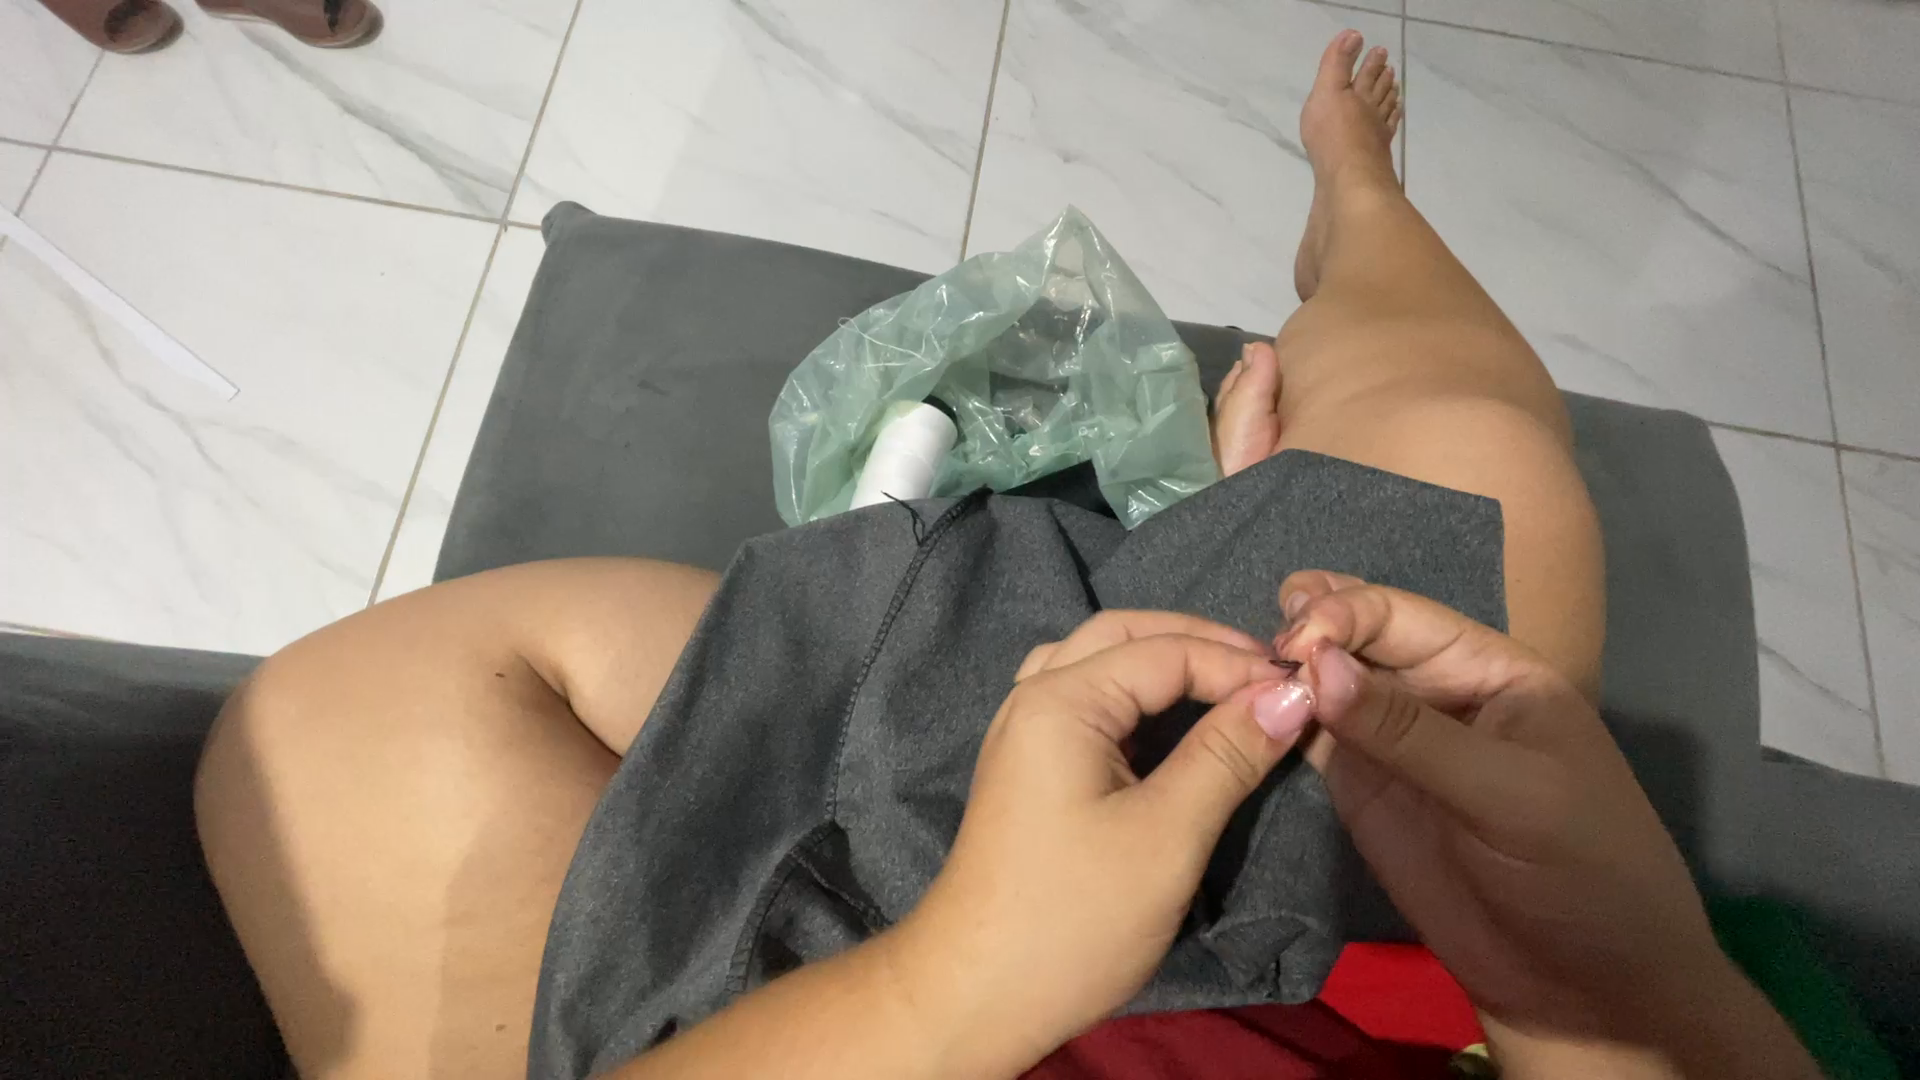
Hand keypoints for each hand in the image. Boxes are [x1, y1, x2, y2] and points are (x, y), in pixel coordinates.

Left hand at [890, 611, 1318, 1068]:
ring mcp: (1023, 725)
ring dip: (1159, 656)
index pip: (1163, 651)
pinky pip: (1081, 694)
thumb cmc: (1074, 914)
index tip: (1303, 688)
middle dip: (1196, 643)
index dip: (1236, 664)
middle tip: (1264, 672)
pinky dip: (1129, 689)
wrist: (977, 987)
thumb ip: (1226, 754)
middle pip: (1122, 634)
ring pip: (1097, 658)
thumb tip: (1289, 693)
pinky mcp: (1026, 758)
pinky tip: (1159, 714)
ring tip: (1221, 680)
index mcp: (1060, 698)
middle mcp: (1033, 693)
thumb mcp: (1166, 835)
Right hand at [1273, 572, 1775, 1052]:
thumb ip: (1408, 731)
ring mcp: (1386, 732)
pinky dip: (1276, 712)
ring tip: (1242, 659)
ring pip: (1324, 678)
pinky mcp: (1354, 774)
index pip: (1399, 615)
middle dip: (1308, 622)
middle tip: (1268, 637)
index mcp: (1485, 668)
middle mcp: (1429, 687)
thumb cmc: (1579, 875)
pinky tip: (1247, 701)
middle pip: (1355, 634)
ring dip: (1285, 664)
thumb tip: (1316, 665)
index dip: (1344, 614)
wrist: (1576, 988)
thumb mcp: (1510, 796)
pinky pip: (1307, 729)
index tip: (1296, 642)